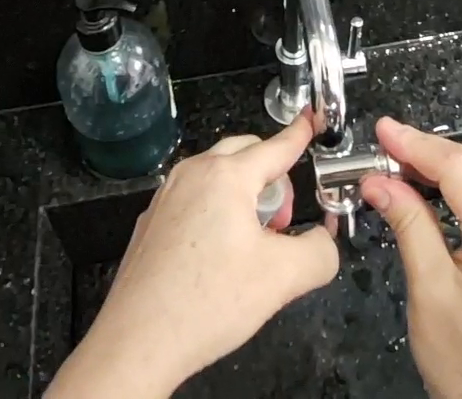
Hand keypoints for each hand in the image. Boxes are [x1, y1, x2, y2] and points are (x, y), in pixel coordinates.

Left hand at [47, 117, 337, 398]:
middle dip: (273, 178)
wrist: (138, 341)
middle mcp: (193, 174)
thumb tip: (323, 241)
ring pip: (218, 177)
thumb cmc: (207, 302)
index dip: (299, 134)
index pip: (275, 147)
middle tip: (282, 220)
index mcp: (227, 176)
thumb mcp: (284, 277)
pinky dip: (216, 212)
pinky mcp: (152, 221)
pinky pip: (194, 199)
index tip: (309, 120)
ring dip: (244, 196)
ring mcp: (167, 195)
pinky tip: (217, 258)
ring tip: (252, 243)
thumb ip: (320, 251)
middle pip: (246, 154)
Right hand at [361, 117, 461, 398]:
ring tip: (396, 160)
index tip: (384, 130)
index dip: (417, 144)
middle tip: (383, 144)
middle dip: (425, 151)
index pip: (461, 170)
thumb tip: (381, 181)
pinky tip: (427, 186)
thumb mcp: (429, 289)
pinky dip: (455, 188)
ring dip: (439, 167)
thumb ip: (408, 223)